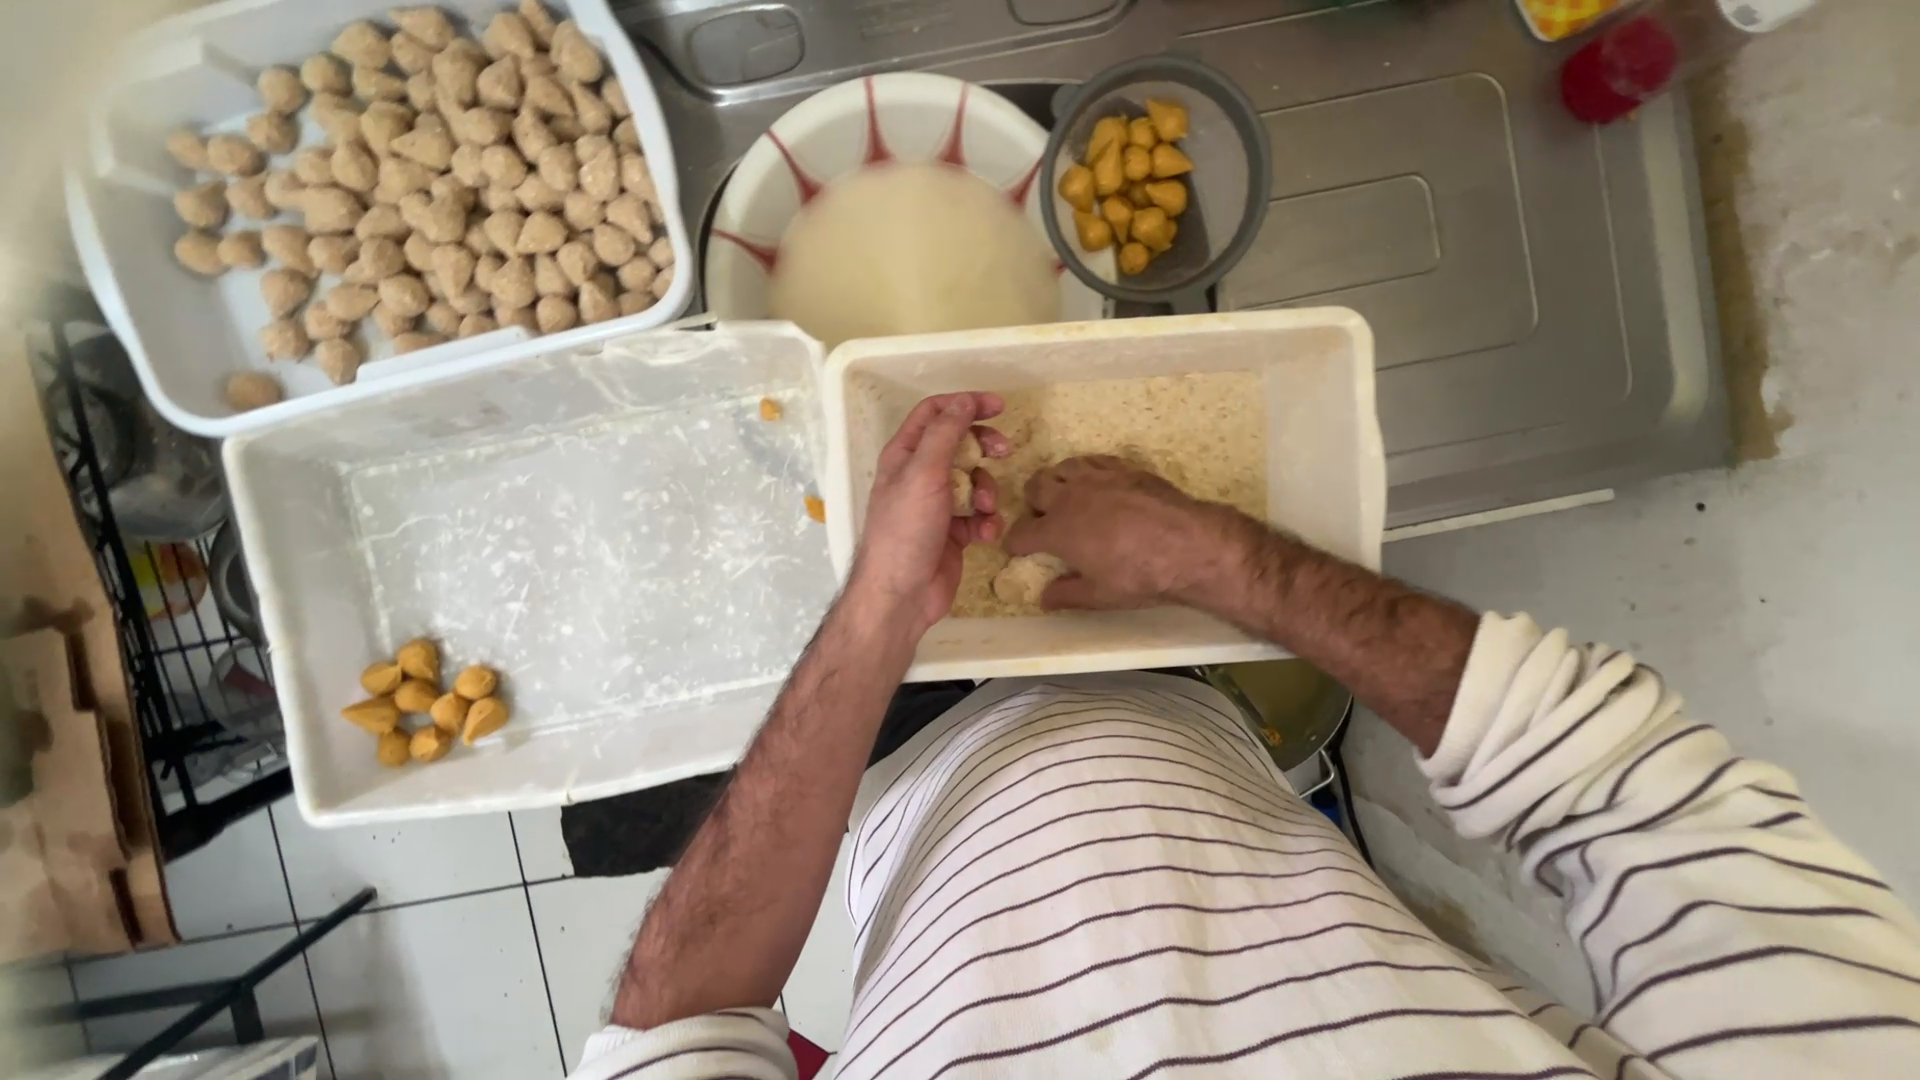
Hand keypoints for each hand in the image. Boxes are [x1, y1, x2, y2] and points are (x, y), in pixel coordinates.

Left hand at [847, 393, 1009, 635]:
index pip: (935, 414)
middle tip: (1004, 451)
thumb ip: (945, 433)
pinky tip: (985, 535)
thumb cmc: (906, 529)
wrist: (903, 594)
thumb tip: (963, 401)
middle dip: (984, 447)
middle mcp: (920, 475)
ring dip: (987, 492)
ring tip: (985, 509)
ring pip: (974, 481)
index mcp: (905, 455)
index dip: (965, 405)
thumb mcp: (924, 473)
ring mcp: (937, 505)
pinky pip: (979, 515)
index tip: (998, 406)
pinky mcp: (953, 532)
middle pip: (960, 444)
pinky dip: (986, 522)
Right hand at [1004, 455, 1251, 610]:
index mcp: (1057, 531)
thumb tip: (1044, 598)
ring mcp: (1097, 477)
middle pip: (1035, 488)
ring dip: (1057, 481)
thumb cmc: (1140, 575)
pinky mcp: (1123, 467)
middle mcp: (1070, 497)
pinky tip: (1097, 483)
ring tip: (1067, 496)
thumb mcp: (1100, 596)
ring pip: (1062, 467)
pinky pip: (1093, 460)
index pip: (1021, 533)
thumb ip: (1067, 595)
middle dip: (1032, 503)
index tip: (1018, 548)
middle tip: (1043, 518)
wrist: (1188, 545)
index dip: (1015, 542)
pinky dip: (1086, 470)